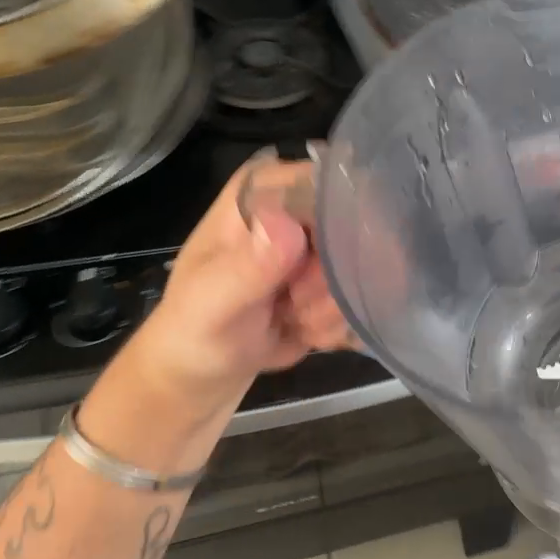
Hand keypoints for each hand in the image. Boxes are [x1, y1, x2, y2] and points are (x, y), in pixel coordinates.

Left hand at [124, 155, 352, 407]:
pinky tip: (304, 329)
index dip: (334, 230)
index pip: (328, 186)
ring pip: (366, 264)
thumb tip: (285, 227)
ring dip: (332, 306)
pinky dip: (337, 320)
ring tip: (292, 319)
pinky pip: (365, 291)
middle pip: (357, 226)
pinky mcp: (336, 271)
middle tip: (294, 306)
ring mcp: (321, 238)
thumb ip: (245, 268)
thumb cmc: (193, 330)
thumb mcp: (210, 303)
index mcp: (264, 189)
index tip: (308, 278)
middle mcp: (299, 202)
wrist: (202, 371)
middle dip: (332, 279)